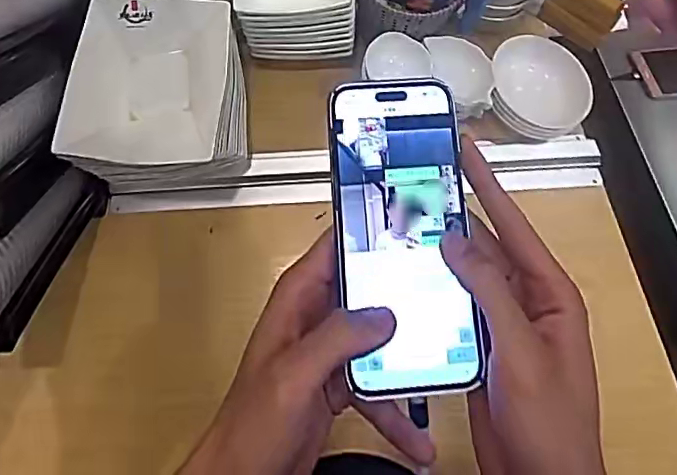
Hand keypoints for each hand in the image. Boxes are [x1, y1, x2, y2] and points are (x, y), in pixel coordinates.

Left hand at [179, 231, 435, 474]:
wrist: (243, 471)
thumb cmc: (250, 422)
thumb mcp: (295, 374)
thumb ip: (335, 338)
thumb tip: (380, 313)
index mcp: (295, 300)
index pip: (332, 247)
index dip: (362, 232)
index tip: (398, 225)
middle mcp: (312, 318)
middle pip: (362, 291)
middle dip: (396, 297)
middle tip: (433, 296)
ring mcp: (325, 351)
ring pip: (374, 339)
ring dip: (401, 360)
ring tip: (432, 372)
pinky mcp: (335, 384)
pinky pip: (374, 384)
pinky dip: (393, 407)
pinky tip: (413, 435)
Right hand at [441, 137, 603, 474]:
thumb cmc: (555, 431)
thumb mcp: (523, 354)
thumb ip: (489, 291)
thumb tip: (456, 240)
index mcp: (550, 294)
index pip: (513, 223)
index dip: (487, 182)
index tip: (467, 149)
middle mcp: (526, 299)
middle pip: (484, 241)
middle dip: (453, 212)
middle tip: (423, 180)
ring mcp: (501, 317)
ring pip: (465, 267)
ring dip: (439, 247)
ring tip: (409, 218)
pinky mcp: (480, 336)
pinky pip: (454, 295)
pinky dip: (433, 280)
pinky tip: (411, 268)